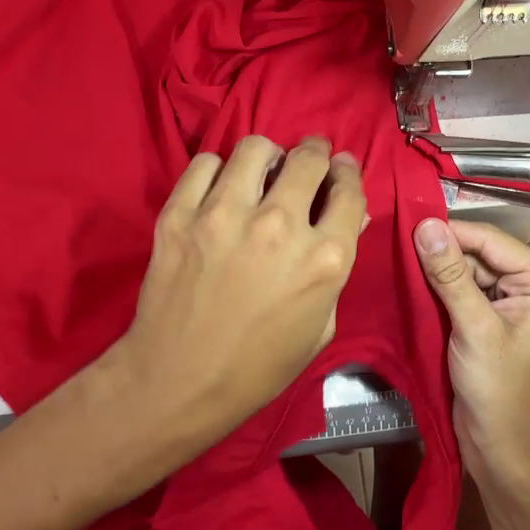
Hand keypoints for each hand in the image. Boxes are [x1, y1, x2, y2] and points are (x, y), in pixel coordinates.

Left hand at [116, 135, 367, 440]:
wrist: (180, 381)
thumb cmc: (259, 365)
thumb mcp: (320, 326)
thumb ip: (338, 266)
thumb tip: (349, 216)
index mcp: (324, 259)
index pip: (349, 190)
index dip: (347, 174)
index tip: (340, 170)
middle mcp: (280, 226)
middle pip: (308, 159)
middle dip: (315, 155)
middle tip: (307, 162)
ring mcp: (224, 216)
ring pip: (255, 148)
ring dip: (267, 157)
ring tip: (262, 173)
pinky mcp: (179, 214)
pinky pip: (205, 163)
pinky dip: (218, 171)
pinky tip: (220, 190)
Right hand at [413, 218, 529, 485]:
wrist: (498, 442)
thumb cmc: (497, 389)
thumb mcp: (473, 328)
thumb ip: (450, 275)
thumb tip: (425, 226)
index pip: (490, 239)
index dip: (450, 232)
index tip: (406, 227)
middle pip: (479, 250)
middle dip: (442, 251)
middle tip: (398, 247)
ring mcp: (514, 296)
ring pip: (467, 266)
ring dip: (437, 268)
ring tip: (401, 263)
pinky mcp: (493, 312)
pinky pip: (463, 285)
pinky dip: (440, 286)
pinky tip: (415, 283)